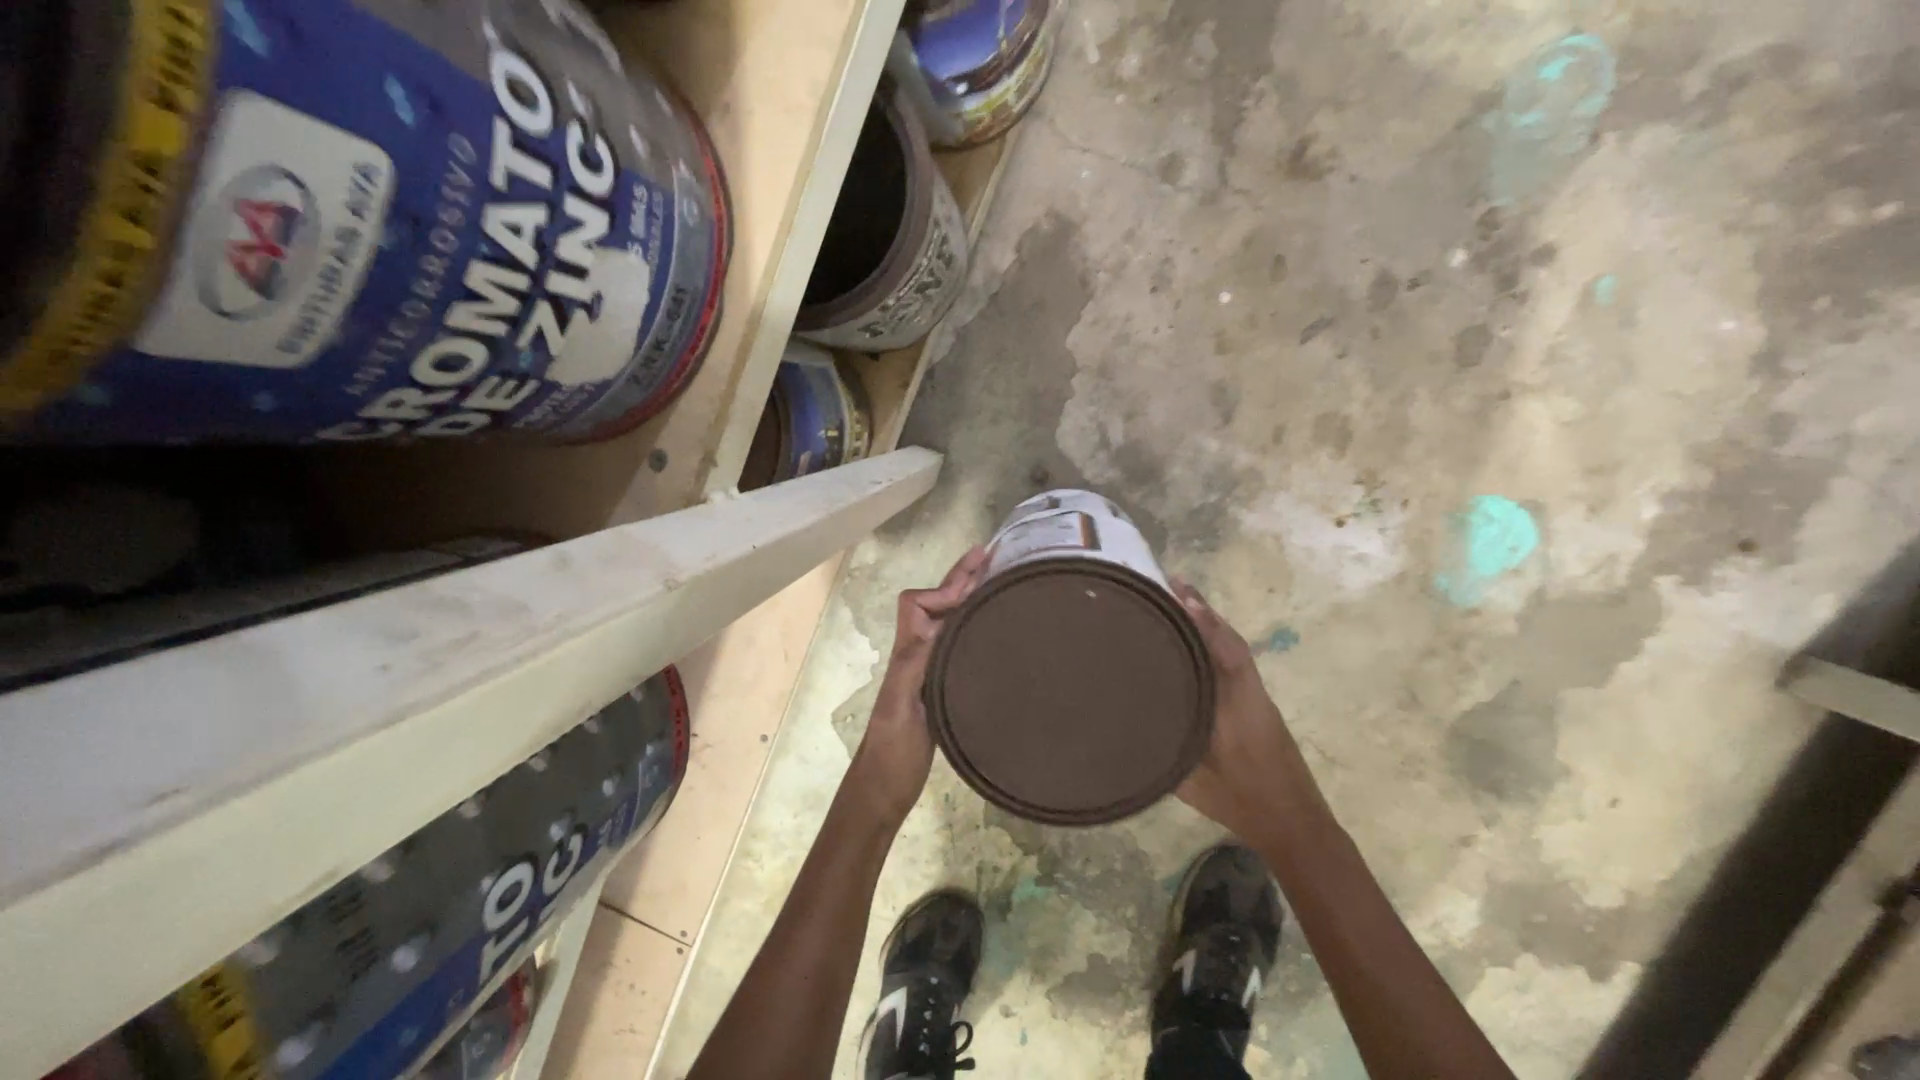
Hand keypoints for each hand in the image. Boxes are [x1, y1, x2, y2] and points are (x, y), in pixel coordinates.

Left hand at [845, 547, 989, 825]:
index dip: (944, 586)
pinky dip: (974, 631)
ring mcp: (929, 674)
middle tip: (993, 557)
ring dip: (969, 601)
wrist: (885, 790)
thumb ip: (913, 669)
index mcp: (907, 656)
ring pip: (947, 625)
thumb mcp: (901, 710)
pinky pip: (958, 649)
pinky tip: (995, 634)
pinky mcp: (942, 691)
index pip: (917, 604)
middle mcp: (917, 657)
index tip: (978, 572)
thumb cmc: (892, 753)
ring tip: (999, 584)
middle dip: (961, 580)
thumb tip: (934, 627)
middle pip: (935, 607)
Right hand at [1171, 581, 1321, 844]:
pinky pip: (1229, 665)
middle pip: (1225, 640)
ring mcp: (1253, 697)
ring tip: (1171, 601)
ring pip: (1228, 650)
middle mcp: (1248, 692)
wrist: (1294, 824)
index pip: (1224, 649)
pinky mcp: (1253, 706)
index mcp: (1239, 704)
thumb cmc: (1246, 805)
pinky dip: (1210, 644)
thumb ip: (1164, 753)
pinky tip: (1186, 643)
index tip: (1175, 592)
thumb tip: (1122, 725)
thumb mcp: (1195, 783)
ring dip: (1203, 624)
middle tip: (1162, 584)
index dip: (1201, 619)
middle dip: (1196, 610)